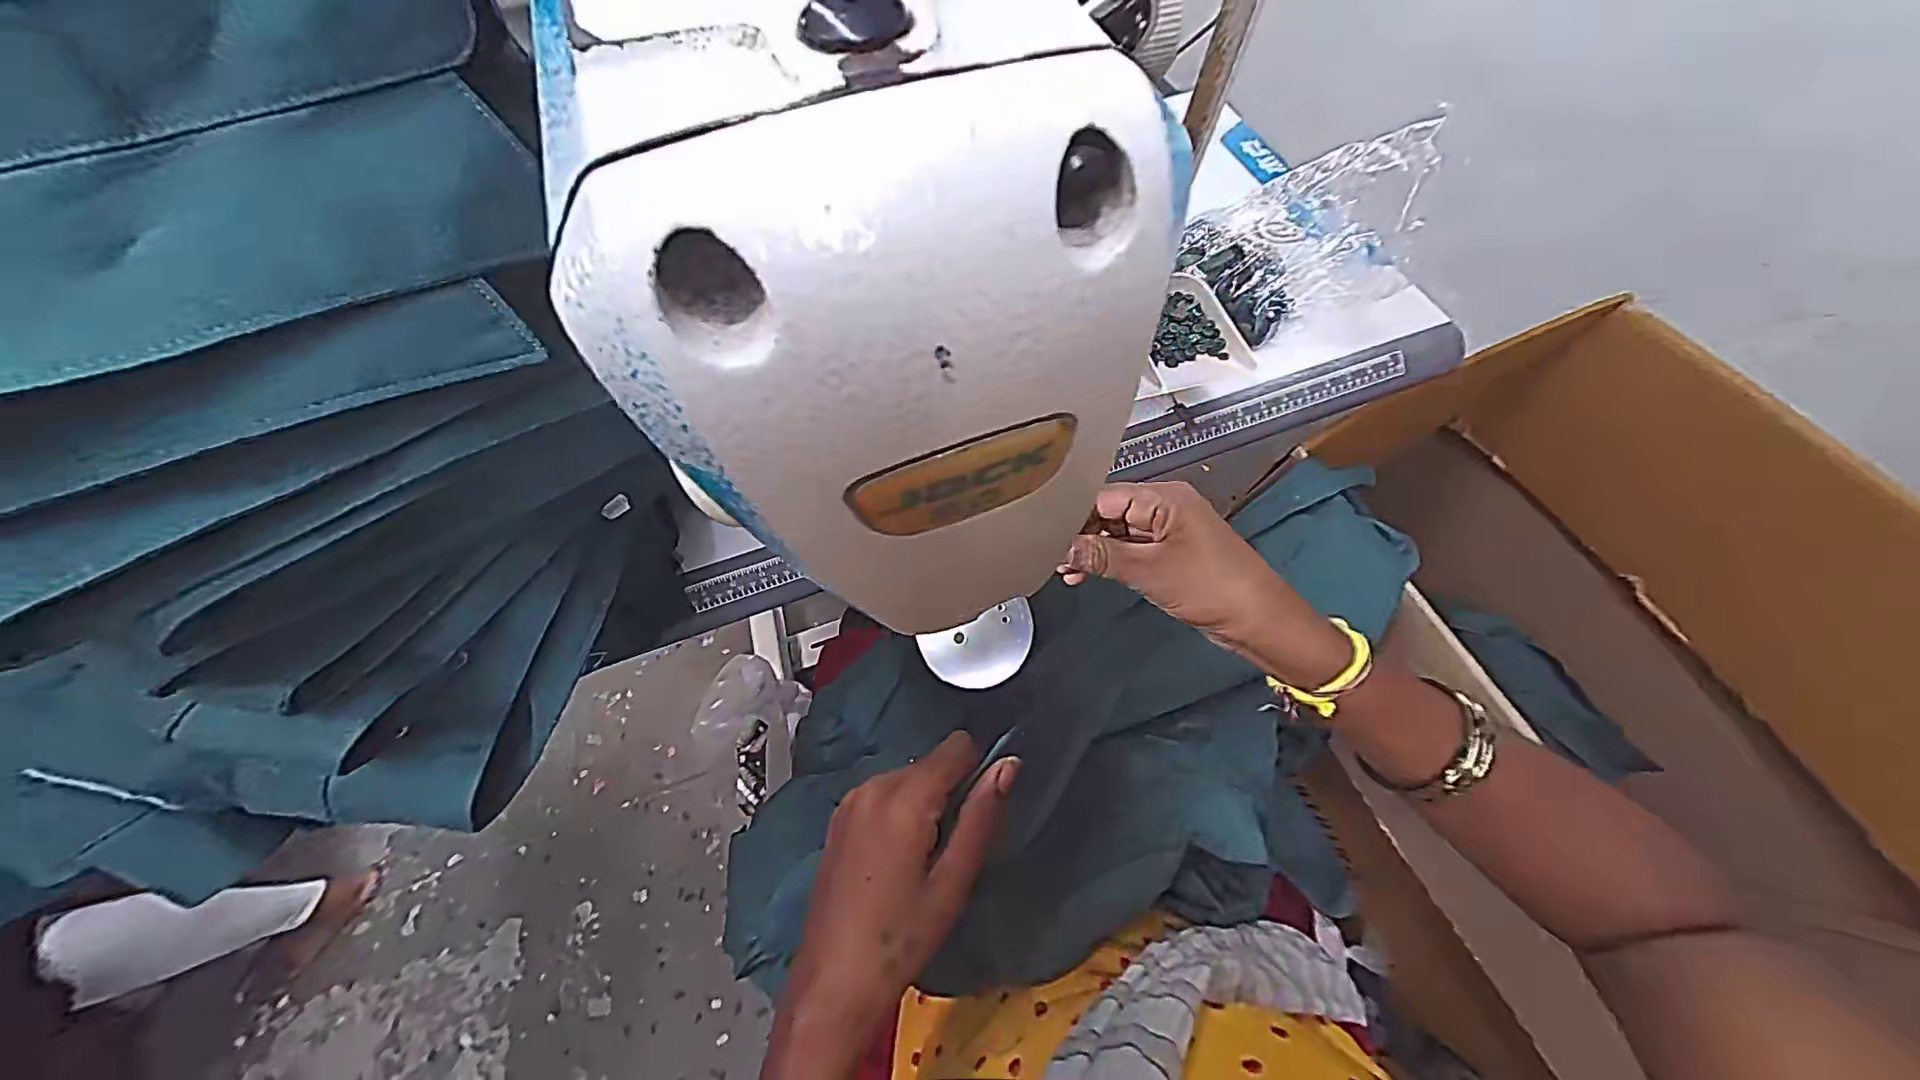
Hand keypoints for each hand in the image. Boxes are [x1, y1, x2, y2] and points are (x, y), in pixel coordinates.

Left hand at [764, 732, 1018, 1079]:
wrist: (832, 983)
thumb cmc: (901, 938)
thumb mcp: (952, 882)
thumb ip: (981, 816)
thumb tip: (1008, 765)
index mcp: (903, 798)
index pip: (956, 746)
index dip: (977, 769)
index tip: (980, 809)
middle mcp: (872, 785)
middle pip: (931, 762)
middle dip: (949, 791)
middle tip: (950, 849)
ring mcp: (850, 799)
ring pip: (908, 776)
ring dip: (925, 802)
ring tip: (922, 860)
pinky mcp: (838, 816)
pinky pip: (884, 793)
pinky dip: (900, 810)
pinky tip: (896, 859)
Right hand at [1060, 481, 1350, 686]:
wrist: (1257, 618)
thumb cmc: (1212, 587)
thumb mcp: (1148, 570)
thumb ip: (1101, 555)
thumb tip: (1063, 548)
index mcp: (1164, 497)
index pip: (1104, 496)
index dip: (1073, 515)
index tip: (1047, 536)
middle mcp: (1164, 506)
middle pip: (1107, 511)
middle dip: (1080, 534)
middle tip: (1053, 557)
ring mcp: (1167, 529)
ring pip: (1115, 530)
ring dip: (1092, 550)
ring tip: (1066, 570)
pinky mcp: (1168, 550)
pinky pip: (1128, 547)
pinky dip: (1108, 559)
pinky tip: (1086, 573)